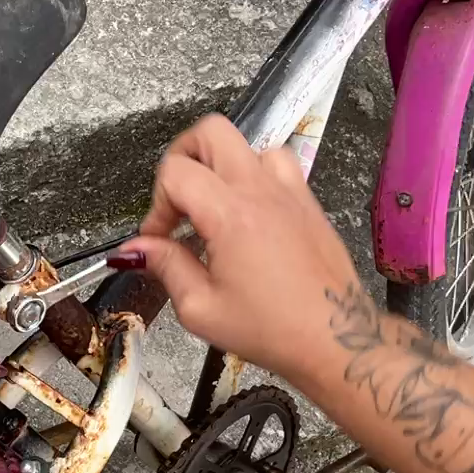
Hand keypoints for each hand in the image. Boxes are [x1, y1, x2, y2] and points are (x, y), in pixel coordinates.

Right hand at [118, 114, 359, 384]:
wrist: (337, 341)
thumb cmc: (271, 330)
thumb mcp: (200, 308)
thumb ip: (165, 266)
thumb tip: (136, 249)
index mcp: (231, 215)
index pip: (176, 173)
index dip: (155, 205)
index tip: (158, 240)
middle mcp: (262, 192)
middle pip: (212, 132)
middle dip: (182, 158)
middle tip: (176, 199)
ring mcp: (290, 193)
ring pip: (247, 145)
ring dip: (220, 167)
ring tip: (212, 206)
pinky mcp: (308, 204)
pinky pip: (277, 165)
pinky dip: (253, 177)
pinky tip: (245, 214)